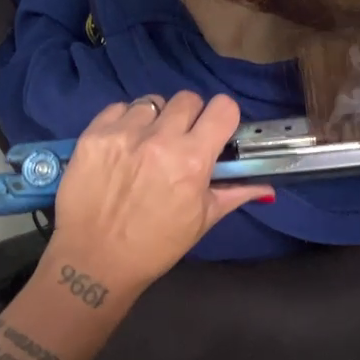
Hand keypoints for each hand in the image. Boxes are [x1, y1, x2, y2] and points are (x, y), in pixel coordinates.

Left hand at [47, 92, 271, 292]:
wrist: (94, 260)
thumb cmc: (154, 246)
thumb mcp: (200, 222)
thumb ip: (233, 195)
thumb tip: (266, 188)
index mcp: (192, 161)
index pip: (223, 108)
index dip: (222, 117)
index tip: (214, 131)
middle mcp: (160, 139)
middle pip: (187, 99)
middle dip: (189, 117)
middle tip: (180, 141)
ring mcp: (124, 134)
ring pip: (152, 102)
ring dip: (155, 119)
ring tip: (146, 145)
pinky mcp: (94, 134)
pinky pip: (118, 108)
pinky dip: (124, 122)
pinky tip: (121, 146)